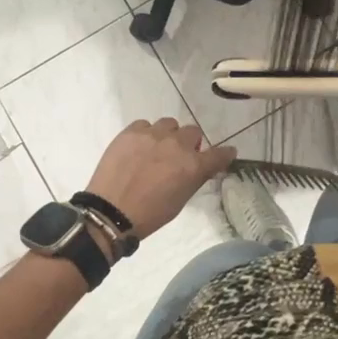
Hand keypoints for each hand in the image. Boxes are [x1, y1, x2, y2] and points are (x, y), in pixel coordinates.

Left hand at [83, 119, 235, 237]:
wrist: (111, 213)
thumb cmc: (150, 214)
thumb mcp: (180, 201)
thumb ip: (194, 179)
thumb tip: (201, 167)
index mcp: (193, 166)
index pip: (219, 154)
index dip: (224, 154)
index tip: (226, 154)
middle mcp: (177, 145)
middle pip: (193, 132)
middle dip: (190, 144)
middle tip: (179, 157)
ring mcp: (153, 135)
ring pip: (169, 124)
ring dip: (168, 135)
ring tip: (157, 149)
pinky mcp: (131, 132)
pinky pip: (145, 124)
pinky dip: (146, 134)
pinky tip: (138, 148)